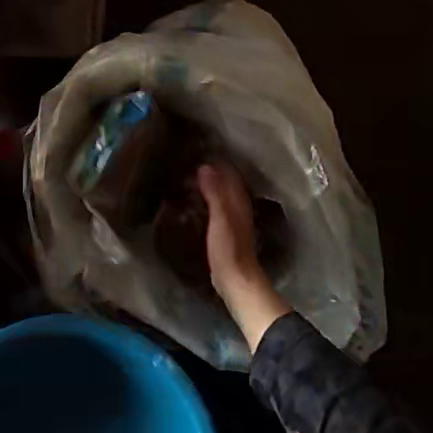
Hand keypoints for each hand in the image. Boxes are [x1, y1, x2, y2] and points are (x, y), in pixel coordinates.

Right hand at [197, 163, 290, 351]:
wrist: (237, 282)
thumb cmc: (228, 252)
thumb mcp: (220, 220)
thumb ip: (215, 194)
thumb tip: (205, 167)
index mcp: (239, 203)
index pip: (230, 174)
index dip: (218, 162)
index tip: (200, 150)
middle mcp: (240, 208)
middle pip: (229, 183)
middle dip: (215, 171)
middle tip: (193, 161)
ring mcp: (235, 221)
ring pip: (225, 195)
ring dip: (212, 185)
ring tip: (194, 177)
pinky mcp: (228, 233)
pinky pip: (219, 207)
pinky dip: (210, 199)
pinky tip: (200, 201)